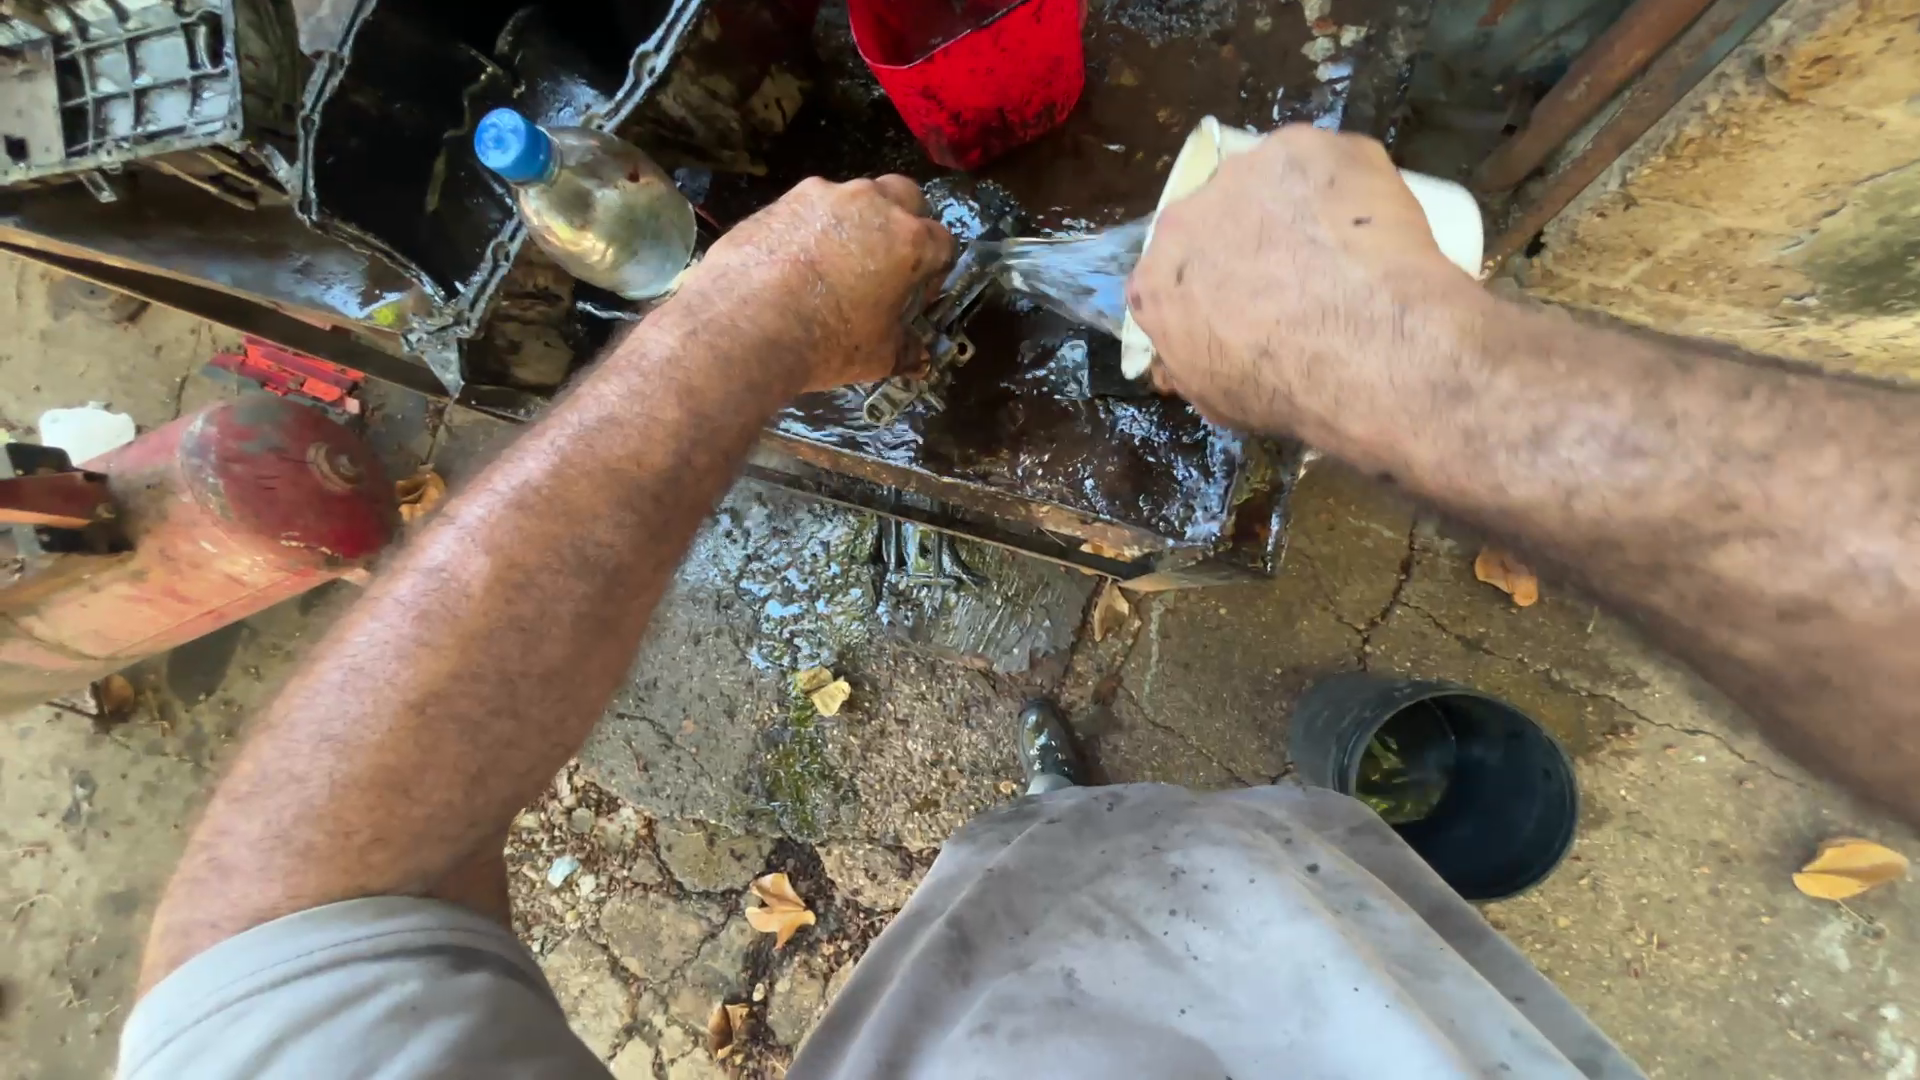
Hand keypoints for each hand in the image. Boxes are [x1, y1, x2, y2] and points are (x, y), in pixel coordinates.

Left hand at [676, 175, 955, 392]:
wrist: (748, 323)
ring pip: (855, 199)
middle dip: (905, 223)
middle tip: (887, 263)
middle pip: (905, 197)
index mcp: (908, 241)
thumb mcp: (878, 357)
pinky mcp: (783, 199)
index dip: (936, 270)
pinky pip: (812, 209)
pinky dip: (815, 229)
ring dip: (857, 223)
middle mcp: (872, 204)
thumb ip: (905, 350)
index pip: (942, 242)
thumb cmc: (828, 341)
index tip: (918, 295)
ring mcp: (824, 196)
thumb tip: (919, 358)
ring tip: (837, 265)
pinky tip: (798, 264)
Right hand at [1126, 126, 1483, 446]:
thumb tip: (1177, 361)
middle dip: (1241, 240)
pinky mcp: (1302, 146)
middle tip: (1289, 274)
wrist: (1357, 346)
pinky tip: (1367, 225)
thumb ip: (1187, 364)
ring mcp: (1242, 174)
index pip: (1169, 277)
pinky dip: (1342, 186)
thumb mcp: (1212, 398)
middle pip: (1210, 221)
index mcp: (1153, 283)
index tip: (1236, 301)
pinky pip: (1322, 164)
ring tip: (1335, 248)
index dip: (1207, 286)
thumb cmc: (1275, 386)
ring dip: (1290, 208)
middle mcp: (1182, 220)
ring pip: (1264, 185)